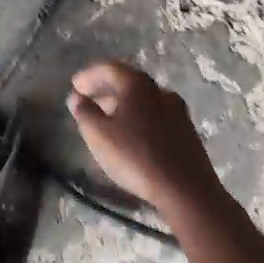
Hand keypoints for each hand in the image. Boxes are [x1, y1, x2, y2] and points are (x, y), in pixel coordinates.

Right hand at [68, 60, 223, 212]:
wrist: (189, 193)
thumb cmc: (137, 157)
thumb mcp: (99, 134)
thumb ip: (84, 111)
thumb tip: (76, 98)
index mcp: (137, 84)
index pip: (108, 68)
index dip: (88, 75)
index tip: (75, 86)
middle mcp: (160, 91)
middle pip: (128, 83)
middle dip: (106, 91)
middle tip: (90, 102)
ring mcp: (178, 113)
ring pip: (144, 101)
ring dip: (125, 107)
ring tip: (110, 122)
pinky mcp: (188, 134)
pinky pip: (157, 117)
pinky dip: (141, 120)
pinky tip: (134, 137)